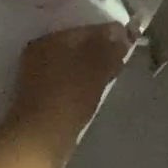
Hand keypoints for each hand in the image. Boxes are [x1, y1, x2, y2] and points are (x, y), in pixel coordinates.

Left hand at [3, 23, 130, 167]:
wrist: (41, 139)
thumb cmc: (69, 98)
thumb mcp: (95, 68)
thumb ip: (109, 48)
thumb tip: (121, 32)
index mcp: (49, 40)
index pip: (86, 29)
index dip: (110, 34)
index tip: (131, 42)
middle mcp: (39, 54)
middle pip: (78, 46)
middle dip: (101, 51)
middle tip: (123, 60)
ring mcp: (37, 76)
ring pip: (73, 64)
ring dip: (93, 68)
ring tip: (113, 75)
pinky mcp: (40, 97)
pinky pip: (68, 81)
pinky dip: (83, 82)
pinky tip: (95, 90)